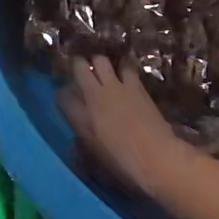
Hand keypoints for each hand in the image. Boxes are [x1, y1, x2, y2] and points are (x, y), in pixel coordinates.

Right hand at [57, 56, 203, 195]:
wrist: (156, 154)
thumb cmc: (121, 158)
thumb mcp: (93, 145)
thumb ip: (80, 124)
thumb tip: (74, 111)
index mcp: (84, 111)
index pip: (63, 93)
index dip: (62, 92)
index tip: (65, 96)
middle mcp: (98, 92)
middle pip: (80, 66)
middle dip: (78, 66)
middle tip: (82, 74)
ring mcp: (119, 85)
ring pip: (102, 60)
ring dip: (99, 64)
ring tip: (102, 72)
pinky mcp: (137, 85)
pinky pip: (125, 67)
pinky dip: (121, 68)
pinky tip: (123, 75)